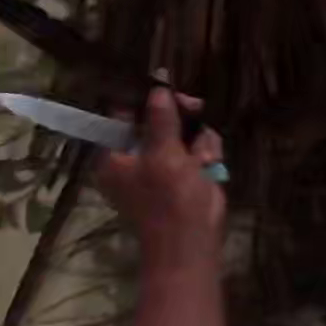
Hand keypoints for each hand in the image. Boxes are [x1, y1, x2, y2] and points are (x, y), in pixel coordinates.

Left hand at [97, 88, 225, 264]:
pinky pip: (199, 145)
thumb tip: (158, 88)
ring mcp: (164, 163)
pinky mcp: (188, 170)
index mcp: (115, 156)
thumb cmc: (168, 200)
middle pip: (158, 119)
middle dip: (181, 116)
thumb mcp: (162, 156)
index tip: (166, 86)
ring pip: (185, 130)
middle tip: (196, 107)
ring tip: (202, 159)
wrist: (193, 238)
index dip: (144, 100)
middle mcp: (137, 156)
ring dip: (198, 140)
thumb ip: (160, 120)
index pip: (123, 116)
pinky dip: (207, 152)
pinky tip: (209, 165)